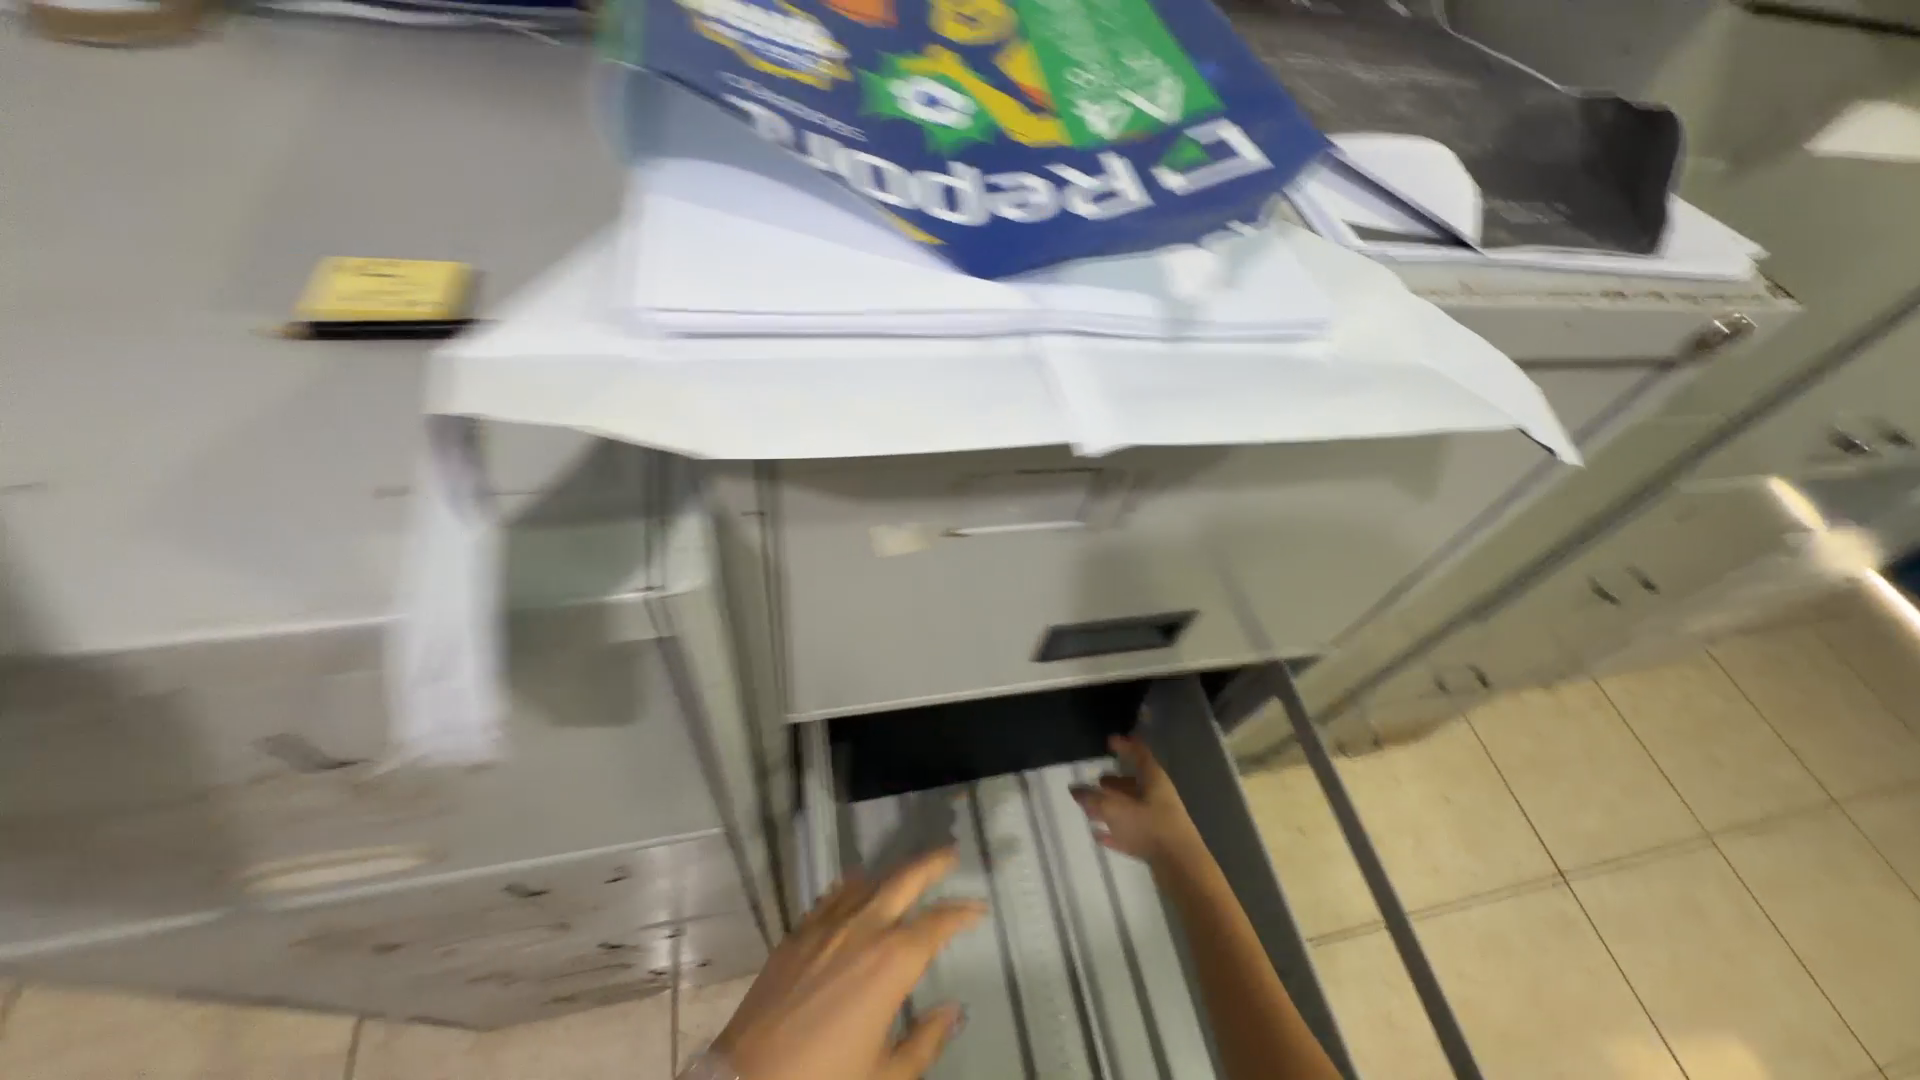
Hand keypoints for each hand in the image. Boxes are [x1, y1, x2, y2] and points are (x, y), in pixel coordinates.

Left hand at [707, 848, 984, 1079]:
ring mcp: (824, 928)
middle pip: (902, 881)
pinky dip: (850, 890)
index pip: (938, 923)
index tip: (979, 908)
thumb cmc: (826, 1079)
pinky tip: (854, 892)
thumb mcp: (887, 1075)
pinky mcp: (795, 936)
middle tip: (950, 854)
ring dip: (890, 875)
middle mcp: (862, 930)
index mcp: (893, 962)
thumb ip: (926, 1041)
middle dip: (930, 865)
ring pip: (865, 884)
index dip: (962, 912)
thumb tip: (952, 1011)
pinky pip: (830, 899)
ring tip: (905, 873)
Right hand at [1071, 735, 1202, 863]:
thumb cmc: (1149, 827)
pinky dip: (1115, 830)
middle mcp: (1157, 795)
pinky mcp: (1156, 841)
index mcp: (1153, 780)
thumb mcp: (1115, 810)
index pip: (1139, 754)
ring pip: (1132, 807)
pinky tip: (1099, 835)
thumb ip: (1093, 799)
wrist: (1180, 866)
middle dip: (1115, 782)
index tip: (1110, 741)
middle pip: (1135, 783)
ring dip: (1113, 806)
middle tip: (1097, 780)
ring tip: (1092, 808)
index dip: (1125, 746)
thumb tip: (1074, 789)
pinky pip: (1132, 830)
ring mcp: (1158, 819)